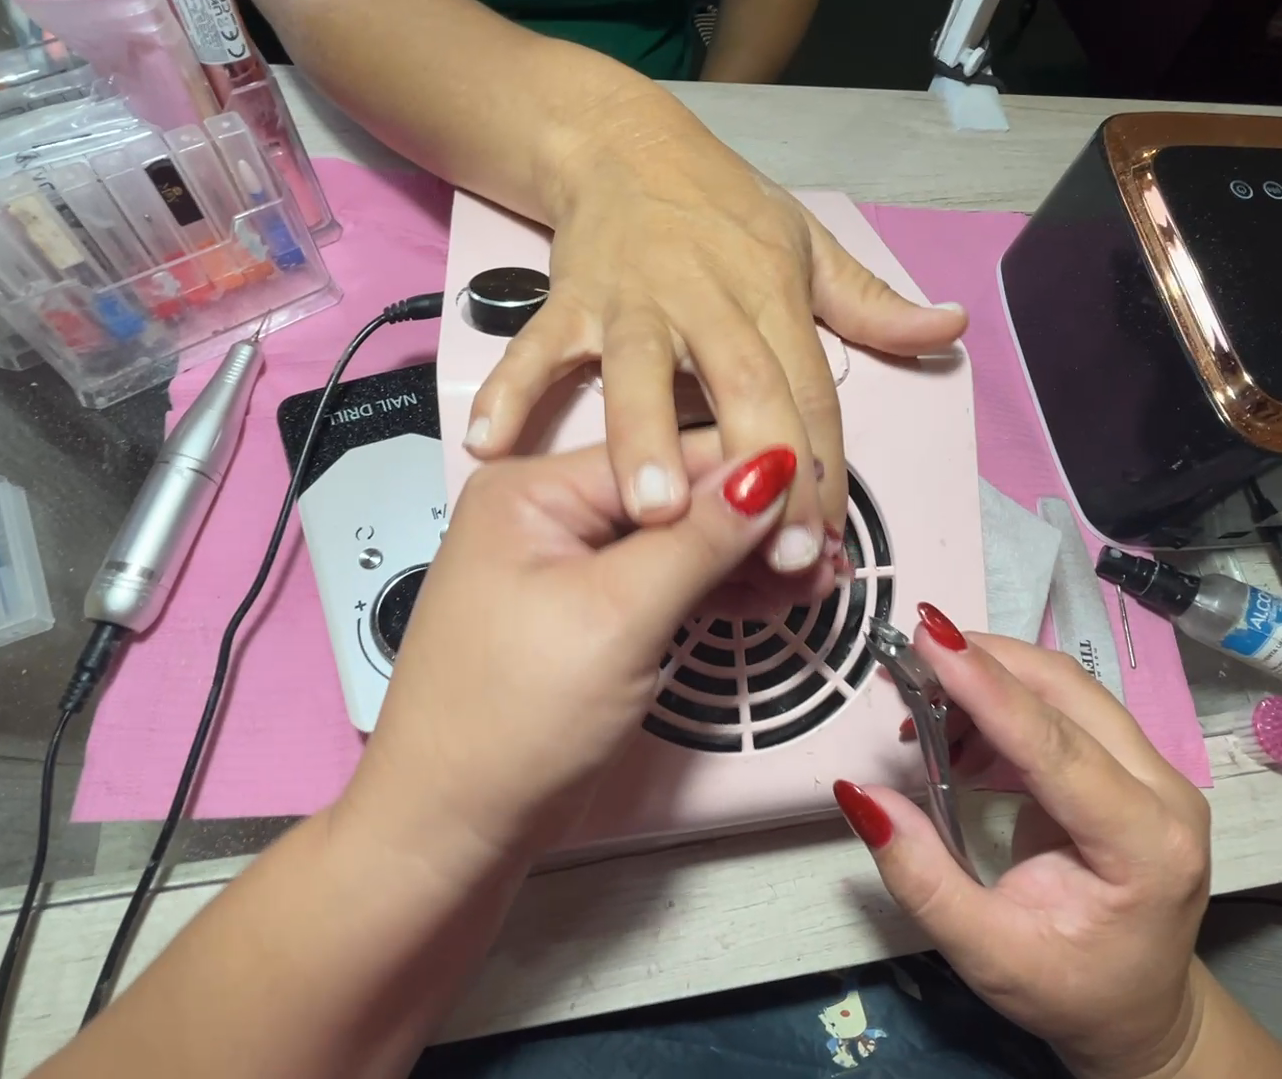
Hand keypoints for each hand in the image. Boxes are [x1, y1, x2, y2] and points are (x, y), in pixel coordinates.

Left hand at [345, 435, 797, 856]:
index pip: (662, 455)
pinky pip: (668, 583)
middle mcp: (552, 513)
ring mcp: (573, 565)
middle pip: (676, 497)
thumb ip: (698, 541)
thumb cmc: (515, 716)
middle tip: (827, 551)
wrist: (455, 825)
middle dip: (754, 524)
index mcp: (534, 488)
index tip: (819, 501)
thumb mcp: (616, 616)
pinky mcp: (595, 612)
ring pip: (680, 544)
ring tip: (818, 579)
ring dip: (747, 561)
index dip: (748, 475)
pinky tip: (774, 596)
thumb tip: (771, 471)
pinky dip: (719, 592)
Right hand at [461, 92, 965, 582]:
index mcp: (772, 297)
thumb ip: (871, 303)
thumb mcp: (808, 246)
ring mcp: (634, 299)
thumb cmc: (724, 209)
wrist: (624, 146)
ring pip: (642, 367)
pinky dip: (512, 390)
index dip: (822, 470)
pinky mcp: (570, 297)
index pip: (808, 393)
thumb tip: (949, 328)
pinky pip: (539, 346)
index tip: (825, 546)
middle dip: (758, 468)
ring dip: (645, 435)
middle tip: (765, 555)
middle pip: (742, 385)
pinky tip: (489, 445)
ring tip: (650, 510)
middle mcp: (708, 300)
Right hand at [834, 607, 1212, 1078]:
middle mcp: (1163, 791)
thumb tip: (860, 793)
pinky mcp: (1127, 763)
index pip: (1056, 747)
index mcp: (1145, 846)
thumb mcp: (984, 951)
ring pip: (1063, 687)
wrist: (1139, 1008)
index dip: (987, 689)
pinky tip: (954, 734)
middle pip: (1066, 692)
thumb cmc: (1070, 989)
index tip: (930, 636)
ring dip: (987, 679)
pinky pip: (1059, 707)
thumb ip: (920, 875)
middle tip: (908, 657)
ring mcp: (1152, 771)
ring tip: (919, 708)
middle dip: (983, 662)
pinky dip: (998, 704)